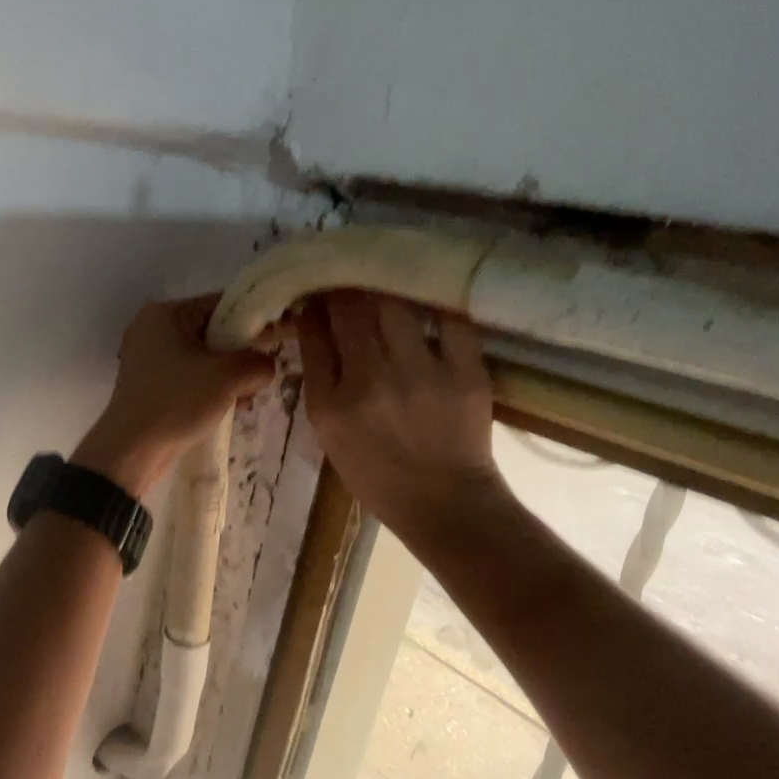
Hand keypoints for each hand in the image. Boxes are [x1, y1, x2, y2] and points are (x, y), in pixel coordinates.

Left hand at [73, 294, 276, 495]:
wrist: (132, 450)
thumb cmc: (178, 402)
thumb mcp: (229, 377)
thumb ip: (259, 362)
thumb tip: (265, 365)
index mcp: (166, 313)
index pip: (222, 304)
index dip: (252, 322)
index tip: (273, 345)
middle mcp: (152, 328)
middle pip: (213, 333)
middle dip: (239, 358)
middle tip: (254, 382)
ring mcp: (146, 357)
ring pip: (202, 358)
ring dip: (226, 378)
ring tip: (241, 401)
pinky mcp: (147, 383)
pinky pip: (187, 377)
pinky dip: (207, 389)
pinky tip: (224, 409)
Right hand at [296, 291, 508, 534]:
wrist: (443, 503)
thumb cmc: (377, 474)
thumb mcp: (330, 433)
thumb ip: (322, 380)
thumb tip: (317, 326)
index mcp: (330, 404)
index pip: (314, 335)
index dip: (315, 307)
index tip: (318, 294)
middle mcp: (369, 382)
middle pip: (351, 310)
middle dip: (344, 285)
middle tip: (349, 275)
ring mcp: (420, 375)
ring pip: (395, 304)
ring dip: (384, 286)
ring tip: (385, 279)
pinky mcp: (464, 373)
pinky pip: (450, 319)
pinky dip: (436, 304)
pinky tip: (428, 299)